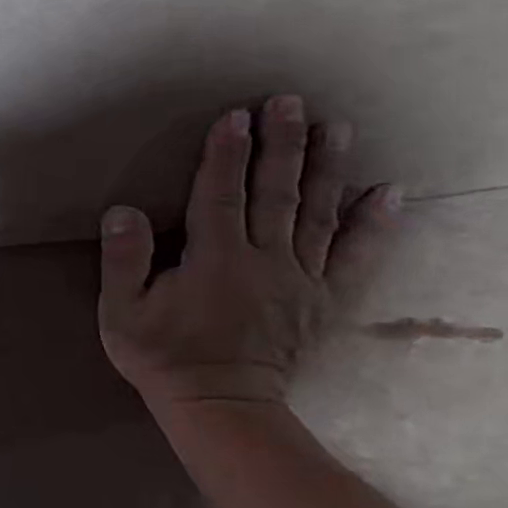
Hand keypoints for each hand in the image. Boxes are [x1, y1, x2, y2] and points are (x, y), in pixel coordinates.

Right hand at [98, 95, 399, 412]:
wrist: (219, 404)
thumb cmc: (159, 353)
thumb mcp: (121, 310)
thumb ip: (124, 259)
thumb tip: (124, 210)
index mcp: (213, 260)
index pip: (219, 196)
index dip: (225, 155)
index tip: (235, 117)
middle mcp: (264, 261)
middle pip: (275, 194)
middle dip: (281, 146)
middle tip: (291, 103)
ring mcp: (300, 279)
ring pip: (317, 214)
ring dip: (325, 168)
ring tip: (336, 128)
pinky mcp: (322, 299)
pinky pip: (355, 255)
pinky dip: (373, 223)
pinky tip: (386, 192)